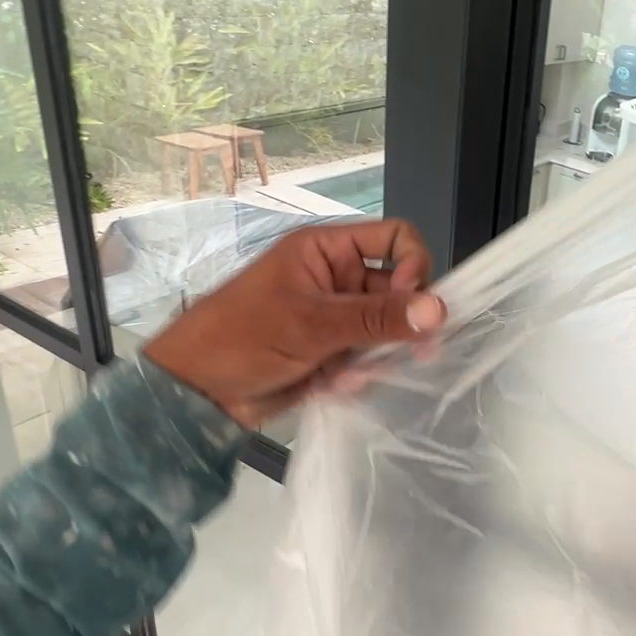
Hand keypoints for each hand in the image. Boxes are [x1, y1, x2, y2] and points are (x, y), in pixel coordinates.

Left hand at [142, 220, 444, 429]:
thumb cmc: (242, 339)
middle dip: (403, 321)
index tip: (412, 302)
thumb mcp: (313, 324)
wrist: (194, 396)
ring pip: (389, 328)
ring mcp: (337, 316)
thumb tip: (441, 310)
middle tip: (417, 352)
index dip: (414, 265)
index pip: (395, 238)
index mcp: (328, 251)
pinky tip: (338, 387)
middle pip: (399, 288)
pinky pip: (371, 356)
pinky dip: (362, 374)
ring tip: (355, 375)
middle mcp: (338, 277)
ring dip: (380, 353)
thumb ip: (379, 317)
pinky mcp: (335, 350)